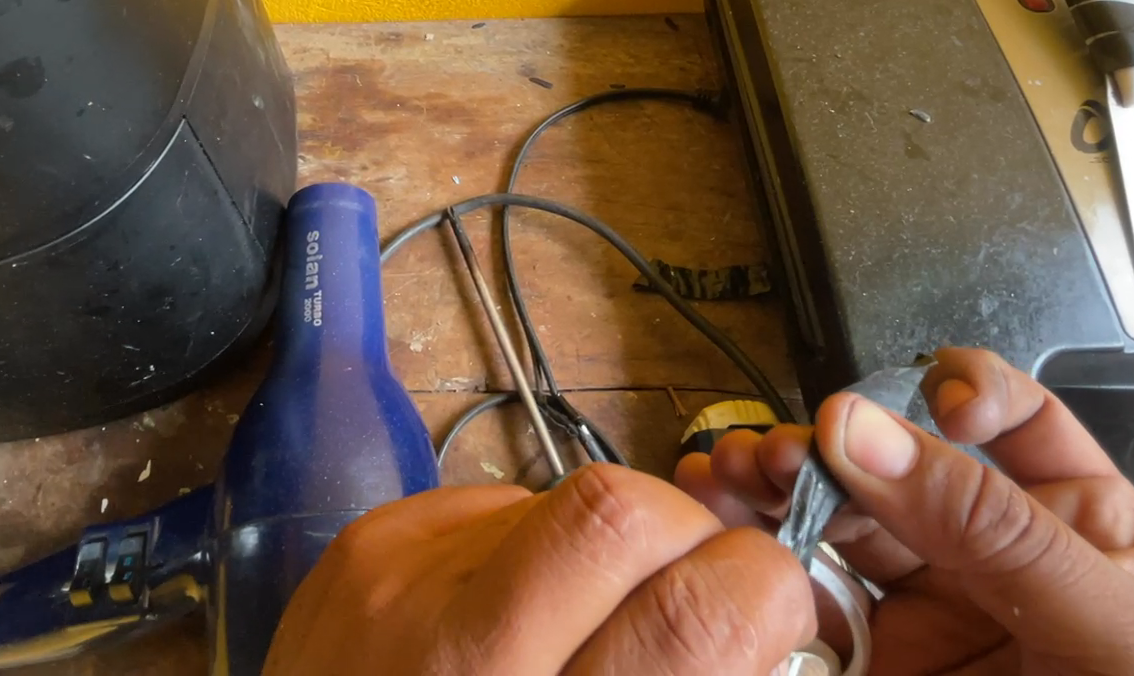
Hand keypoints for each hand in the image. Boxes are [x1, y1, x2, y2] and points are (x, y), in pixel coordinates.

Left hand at [266, 463, 817, 674]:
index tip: (764, 601)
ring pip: (560, 491)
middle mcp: (461, 642)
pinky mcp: (370, 534)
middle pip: (618, 508)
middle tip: (687, 576)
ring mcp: (401, 568)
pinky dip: (529, 538)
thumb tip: (750, 616)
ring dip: (604, 535)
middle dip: (684, 527)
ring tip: (583, 598)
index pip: (687, 611)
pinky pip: (495, 500)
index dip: (759, 585)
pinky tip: (501, 598)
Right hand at [675, 348, 1133, 674]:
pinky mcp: (880, 662)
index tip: (930, 406)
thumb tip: (859, 427)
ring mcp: (929, 608)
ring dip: (774, 488)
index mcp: (1071, 524)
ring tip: (728, 477)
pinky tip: (725, 531)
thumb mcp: (1125, 636)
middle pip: (890, 465)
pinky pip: (811, 597)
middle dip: (826, 444)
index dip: (964, 388)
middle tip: (775, 455)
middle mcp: (985, 554)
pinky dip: (759, 559)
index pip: (1011, 422)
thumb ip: (992, 529)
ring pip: (836, 521)